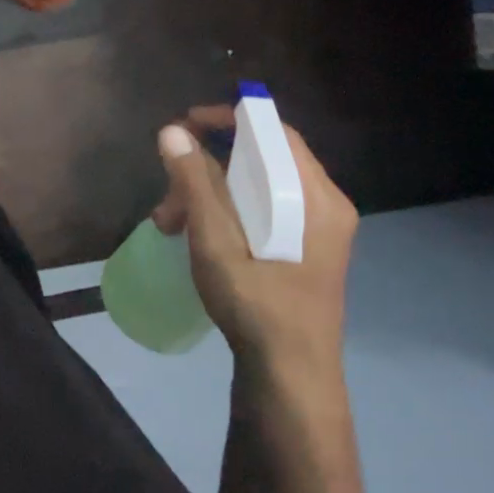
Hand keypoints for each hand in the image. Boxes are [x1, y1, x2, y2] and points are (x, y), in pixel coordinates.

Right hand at [150, 105, 357, 372]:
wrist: (291, 374)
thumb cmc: (256, 303)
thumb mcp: (216, 240)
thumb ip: (195, 183)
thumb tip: (172, 131)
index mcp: (314, 197)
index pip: (275, 132)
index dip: (229, 118)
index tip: (185, 123)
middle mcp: (325, 205)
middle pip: (263, 159)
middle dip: (207, 165)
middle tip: (168, 191)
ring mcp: (319, 229)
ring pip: (259, 185)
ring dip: (210, 192)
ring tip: (171, 222)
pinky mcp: (308, 249)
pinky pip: (266, 207)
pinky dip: (229, 209)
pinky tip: (199, 234)